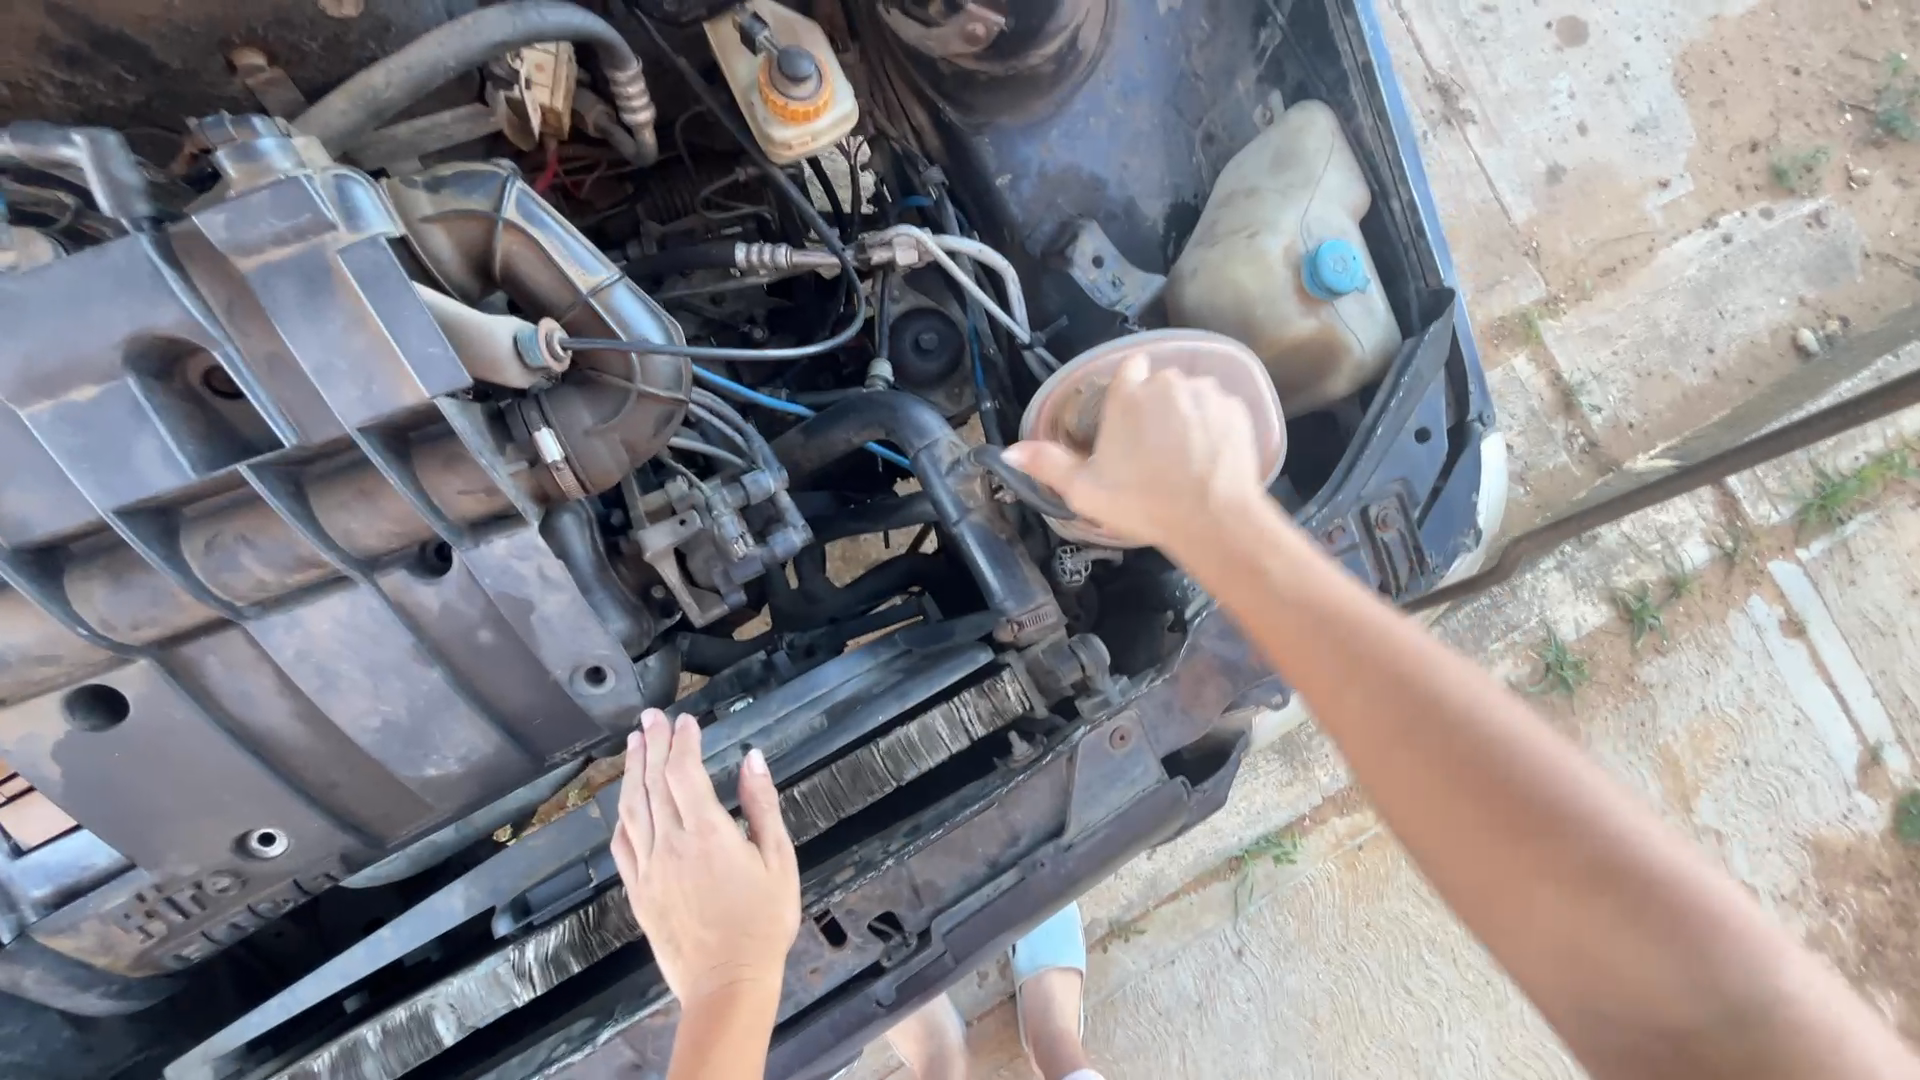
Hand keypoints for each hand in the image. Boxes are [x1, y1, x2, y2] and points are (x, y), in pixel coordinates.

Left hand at [610, 709, 799, 1009]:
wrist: (727, 984)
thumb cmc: (763, 921)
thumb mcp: (779, 859)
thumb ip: (762, 805)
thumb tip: (753, 758)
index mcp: (708, 834)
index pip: (686, 773)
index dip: (683, 742)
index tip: (687, 719)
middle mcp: (671, 846)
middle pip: (655, 783)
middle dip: (653, 744)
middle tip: (651, 716)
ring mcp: (649, 869)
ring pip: (632, 809)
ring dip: (632, 771)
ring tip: (634, 743)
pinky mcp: (638, 892)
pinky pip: (622, 845)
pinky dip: (621, 815)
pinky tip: (624, 800)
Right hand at [1003, 353, 1268, 552]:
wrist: (1212, 519)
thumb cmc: (1142, 503)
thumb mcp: (1084, 490)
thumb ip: (1046, 464)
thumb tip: (1008, 450)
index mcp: (1128, 394)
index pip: (1129, 369)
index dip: (1129, 392)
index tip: (1129, 421)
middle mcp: (1167, 382)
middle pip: (1160, 385)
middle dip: (1157, 410)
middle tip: (1153, 452)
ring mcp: (1207, 392)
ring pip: (1192, 396)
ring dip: (1187, 417)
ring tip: (1184, 457)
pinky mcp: (1238, 408)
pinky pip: (1220, 410)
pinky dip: (1214, 428)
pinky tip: (1209, 458)